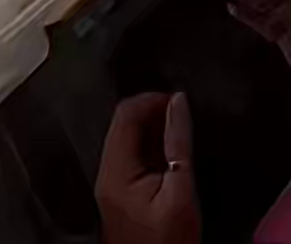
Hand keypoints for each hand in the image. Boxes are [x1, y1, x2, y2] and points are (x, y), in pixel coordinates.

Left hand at [96, 92, 199, 243]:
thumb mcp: (182, 192)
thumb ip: (179, 142)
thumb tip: (179, 102)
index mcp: (116, 173)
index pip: (126, 112)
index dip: (153, 99)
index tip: (177, 101)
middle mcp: (108, 174)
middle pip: (125, 121)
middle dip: (154, 111)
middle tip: (181, 115)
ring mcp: (112, 183)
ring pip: (129, 134)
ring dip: (155, 126)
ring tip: (179, 133)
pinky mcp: (121, 191)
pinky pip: (134, 152)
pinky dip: (153, 143)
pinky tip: (172, 153)